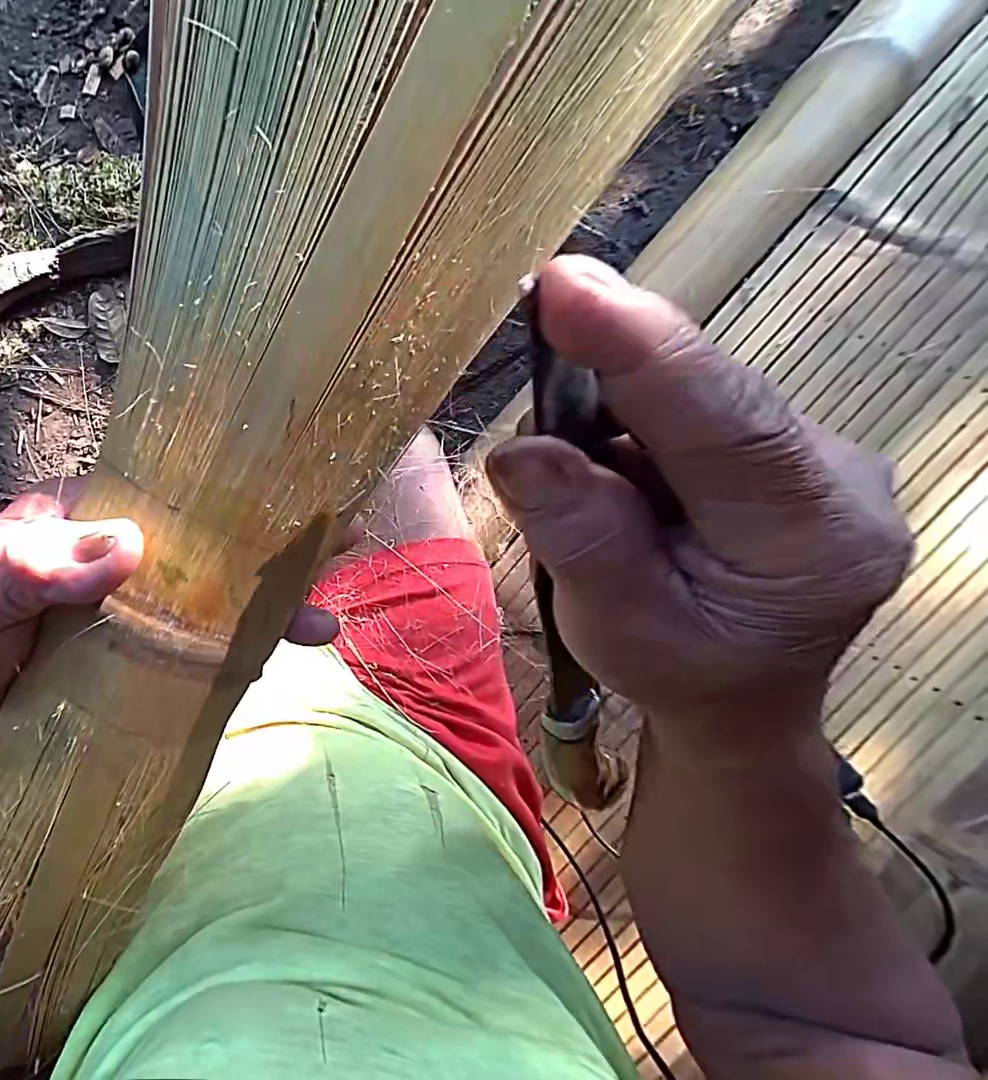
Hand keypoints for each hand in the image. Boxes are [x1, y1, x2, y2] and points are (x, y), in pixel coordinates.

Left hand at [0, 478, 342, 736]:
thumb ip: (34, 567)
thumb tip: (132, 544)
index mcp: (69, 511)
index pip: (150, 492)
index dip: (212, 498)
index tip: (276, 508)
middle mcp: (104, 545)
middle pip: (190, 537)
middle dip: (255, 548)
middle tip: (330, 549)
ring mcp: (124, 599)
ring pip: (200, 586)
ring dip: (257, 598)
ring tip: (318, 618)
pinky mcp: (134, 646)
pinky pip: (191, 635)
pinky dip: (233, 641)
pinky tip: (276, 650)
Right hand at [485, 256, 912, 744]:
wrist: (736, 695)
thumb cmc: (677, 672)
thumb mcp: (612, 621)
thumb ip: (575, 536)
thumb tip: (519, 449)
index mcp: (806, 533)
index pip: (720, 423)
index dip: (640, 350)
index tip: (567, 288)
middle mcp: (826, 474)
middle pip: (697, 396)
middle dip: (604, 373)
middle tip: (532, 347)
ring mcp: (800, 455)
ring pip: (675, 401)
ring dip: (594, 417)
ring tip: (567, 492)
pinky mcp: (760, 451)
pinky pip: (669, 414)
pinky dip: (607, 429)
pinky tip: (591, 476)